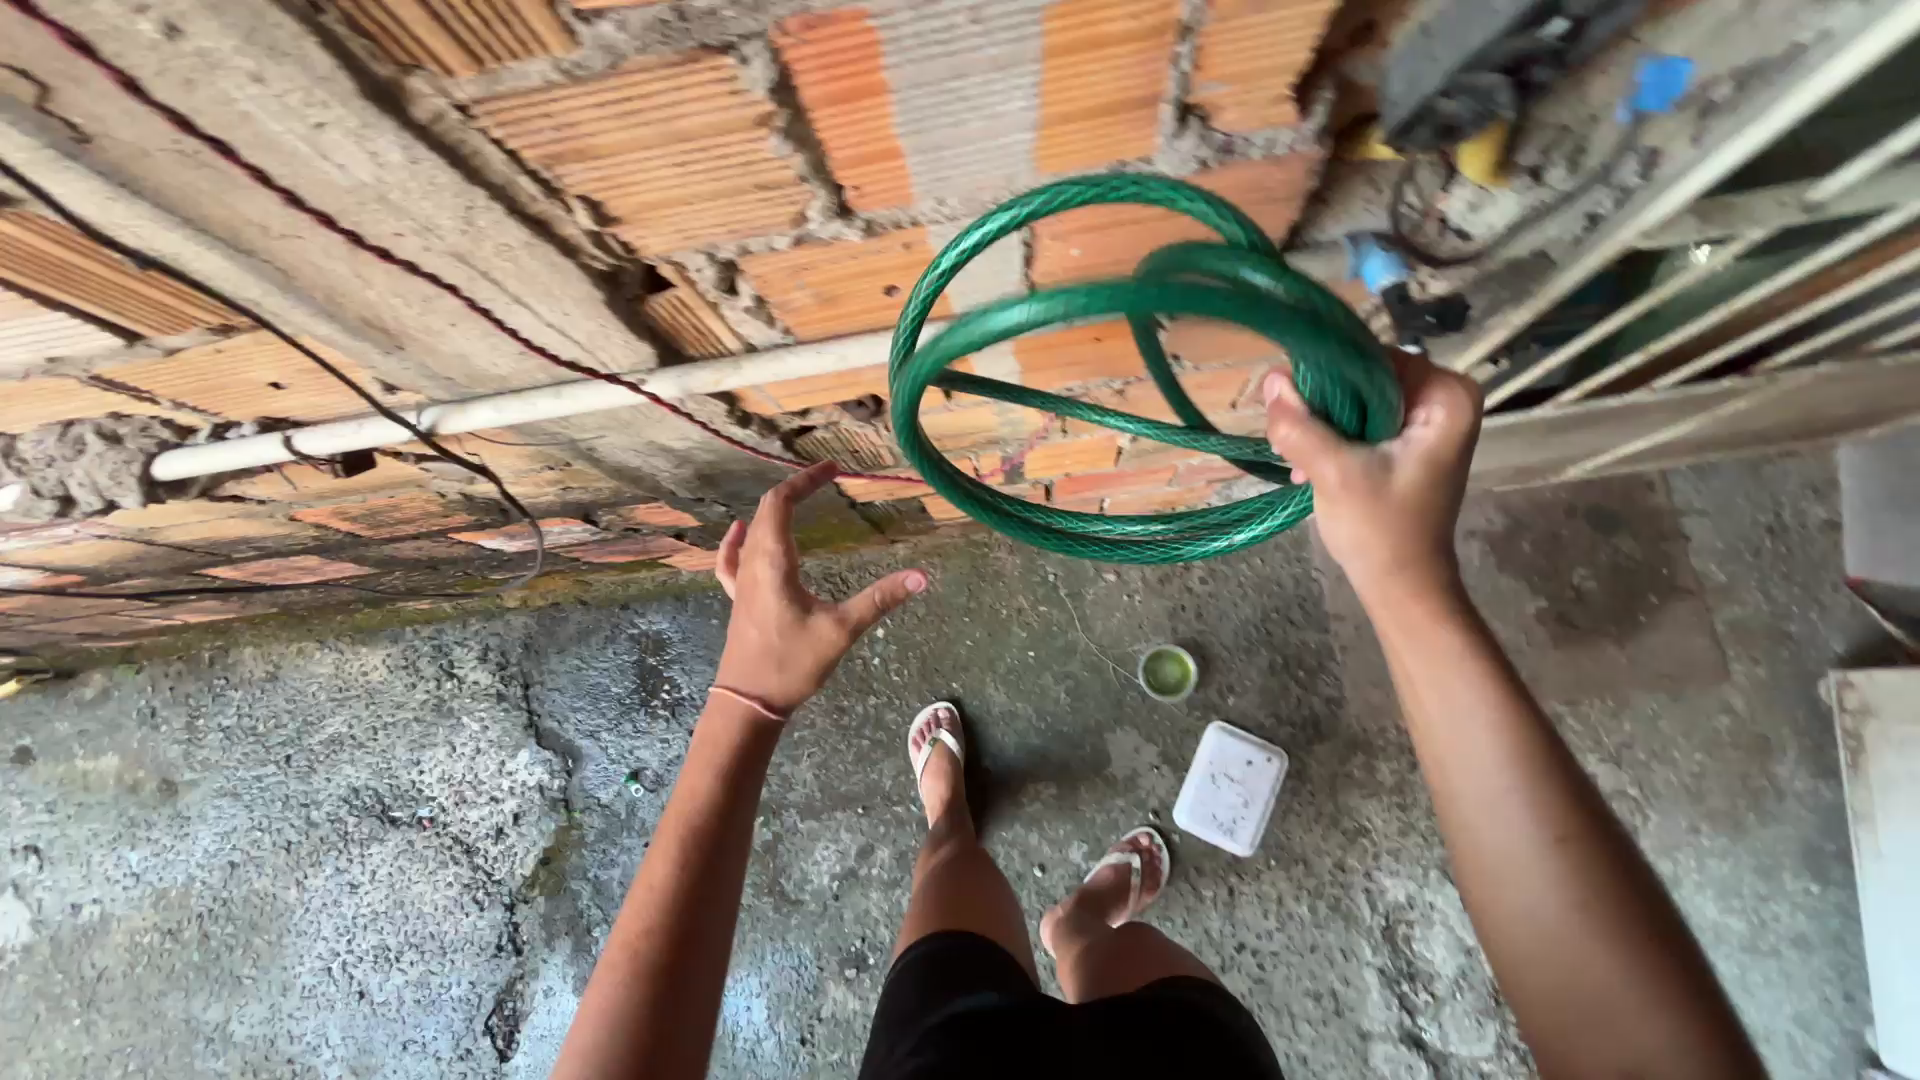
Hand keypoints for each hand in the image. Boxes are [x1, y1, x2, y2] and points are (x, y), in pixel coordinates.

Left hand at [711, 461, 929, 714]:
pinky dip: (740, 538)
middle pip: (767, 511)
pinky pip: (734, 558)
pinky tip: (742, 534)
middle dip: (796, 490)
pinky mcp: (739, 600)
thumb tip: (920, 577)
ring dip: (775, 510)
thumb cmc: (791, 664)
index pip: (781, 503)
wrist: (748, 702)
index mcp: (772, 562)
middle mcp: (752, 564)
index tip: (833, 469)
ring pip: (752, 531)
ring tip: (799, 499)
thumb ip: (879, 599)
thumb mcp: (841, 630)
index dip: (805, 481)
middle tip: (826, 478)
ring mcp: (740, 582)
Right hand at [1262, 351, 1482, 605]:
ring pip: (1355, 401)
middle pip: (1363, 377)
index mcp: (1445, 395)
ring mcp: (1425, 422)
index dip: (1325, 373)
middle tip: (1287, 433)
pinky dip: (1330, 438)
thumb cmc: (1380, 528)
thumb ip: (1300, 424)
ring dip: (1319, 424)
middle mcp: (1443, 399)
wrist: (1401, 584)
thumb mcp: (1333, 472)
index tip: (1287, 399)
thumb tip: (1270, 379)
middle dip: (1320, 404)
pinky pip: (1359, 422)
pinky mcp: (1406, 444)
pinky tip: (1307, 466)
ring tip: (1294, 455)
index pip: (1373, 357)